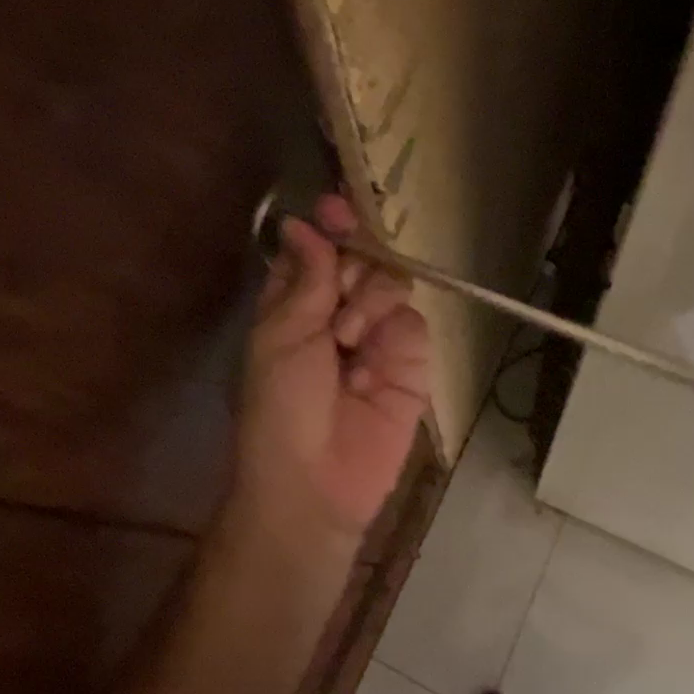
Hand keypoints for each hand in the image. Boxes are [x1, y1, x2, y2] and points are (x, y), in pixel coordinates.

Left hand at [233, 194, 430, 545]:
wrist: (314, 484)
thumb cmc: (279, 407)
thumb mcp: (280, 337)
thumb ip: (305, 279)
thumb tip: (302, 222)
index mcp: (294, 304)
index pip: (319, 249)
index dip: (330, 226)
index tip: (337, 209)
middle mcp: (337, 314)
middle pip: (362, 258)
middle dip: (356, 265)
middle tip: (342, 293)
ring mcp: (376, 338)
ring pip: (392, 284)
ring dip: (371, 304)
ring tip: (349, 344)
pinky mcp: (409, 365)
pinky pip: (413, 324)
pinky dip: (392, 340)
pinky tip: (370, 374)